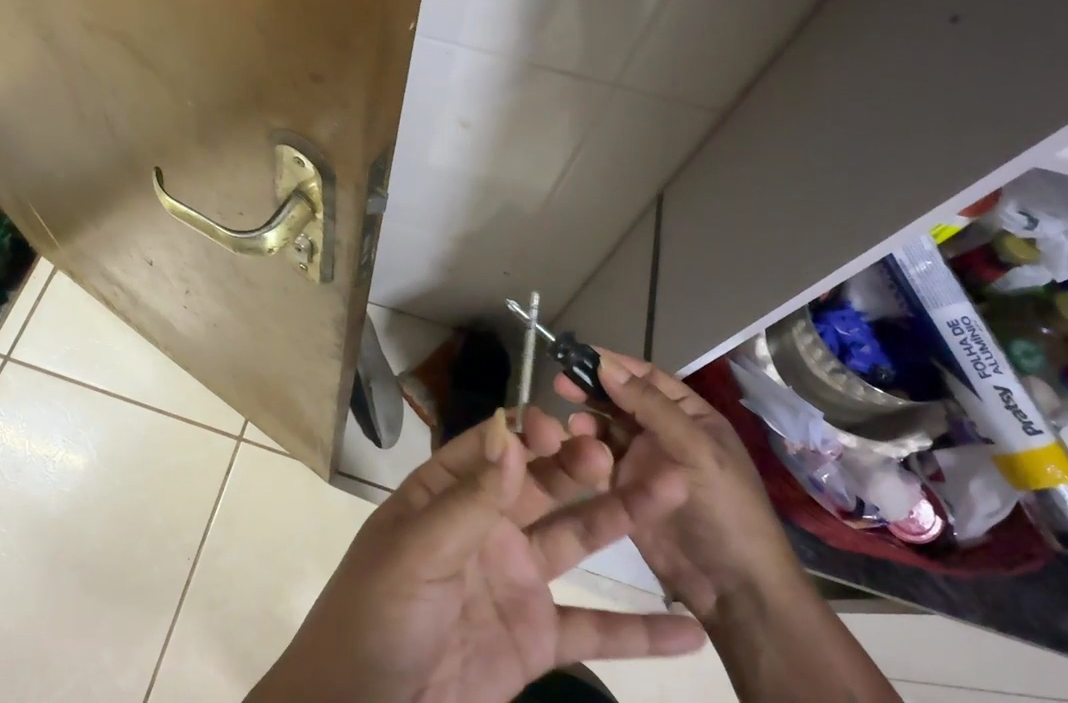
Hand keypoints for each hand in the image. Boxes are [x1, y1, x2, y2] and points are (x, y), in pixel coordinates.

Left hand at [249, 408, 706, 702]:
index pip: (495, 449)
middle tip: (631, 450)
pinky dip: (640, 633)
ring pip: (578, 538)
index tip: (566, 426)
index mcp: (445, 497)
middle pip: (545, 485)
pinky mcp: (536, 640)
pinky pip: (595, 630)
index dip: (531, 432)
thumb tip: (509, 429)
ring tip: (674, 490)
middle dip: (584, 464)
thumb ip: (469, 498)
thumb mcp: (416, 551)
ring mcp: (516, 582)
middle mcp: (486, 529)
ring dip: (624, 516)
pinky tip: (690, 628)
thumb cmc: (377, 615)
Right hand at [554, 351, 806, 620]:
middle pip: (621, 400)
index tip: (578, 354)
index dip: (615, 365)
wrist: (733, 586)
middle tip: (560, 384)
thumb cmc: (726, 509)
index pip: (648, 378)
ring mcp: (642, 462)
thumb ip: (650, 406)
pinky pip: (597, 460)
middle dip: (592, 390)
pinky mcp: (623, 489)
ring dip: (587, 420)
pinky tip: (569, 447)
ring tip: (570, 423)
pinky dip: (582, 450)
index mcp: (690, 416)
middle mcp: (664, 433)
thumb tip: (606, 364)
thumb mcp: (695, 450)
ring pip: (605, 428)